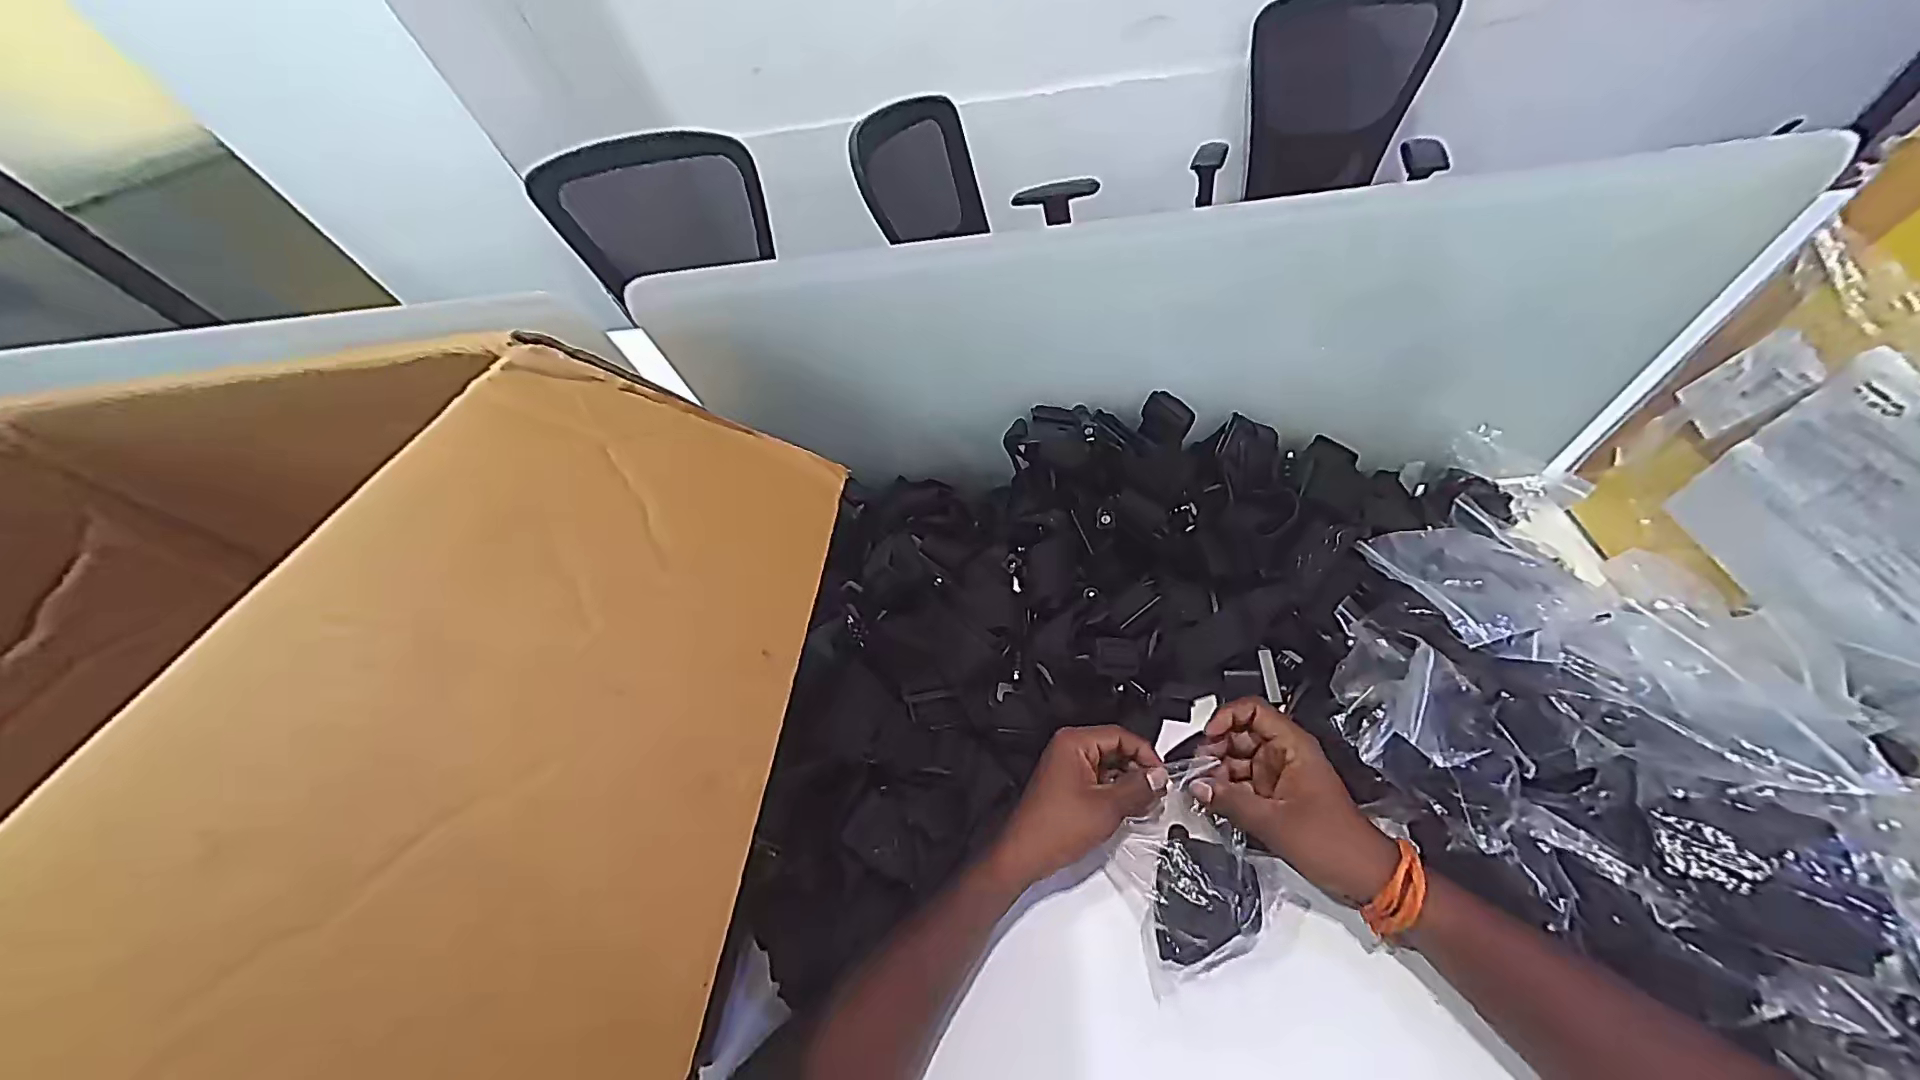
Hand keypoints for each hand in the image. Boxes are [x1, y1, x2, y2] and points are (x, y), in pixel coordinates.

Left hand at [987, 726, 1168, 888]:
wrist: (1025, 853)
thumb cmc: (1052, 828)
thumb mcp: (1107, 806)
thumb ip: (1138, 788)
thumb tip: (1157, 777)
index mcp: (1073, 743)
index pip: (1121, 735)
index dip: (1145, 754)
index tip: (1160, 775)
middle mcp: (1068, 749)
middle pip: (1115, 749)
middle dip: (1138, 771)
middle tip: (1155, 792)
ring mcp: (1066, 766)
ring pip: (1109, 766)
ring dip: (1127, 784)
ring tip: (1142, 805)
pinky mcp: (1067, 784)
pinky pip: (1098, 779)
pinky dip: (1114, 792)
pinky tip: (1125, 810)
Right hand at [1195, 698, 1399, 906]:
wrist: (1363, 876)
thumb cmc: (1337, 844)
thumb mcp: (1274, 821)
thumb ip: (1230, 800)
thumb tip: (1199, 787)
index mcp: (1294, 746)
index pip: (1253, 710)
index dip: (1226, 717)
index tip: (1209, 736)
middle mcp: (1286, 754)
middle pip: (1240, 734)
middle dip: (1217, 748)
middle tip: (1200, 766)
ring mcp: (1280, 774)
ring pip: (1238, 758)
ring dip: (1219, 771)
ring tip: (1204, 787)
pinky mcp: (1276, 795)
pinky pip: (1243, 781)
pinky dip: (1227, 788)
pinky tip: (1215, 800)